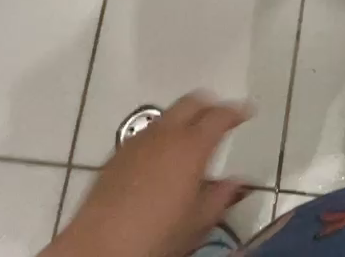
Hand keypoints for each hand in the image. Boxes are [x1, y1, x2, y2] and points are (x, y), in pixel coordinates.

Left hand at [50, 94, 251, 256]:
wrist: (97, 250)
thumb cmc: (156, 238)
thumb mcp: (197, 223)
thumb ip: (220, 197)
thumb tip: (238, 182)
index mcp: (191, 146)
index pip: (220, 115)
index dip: (236, 111)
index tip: (247, 112)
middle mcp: (165, 133)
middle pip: (192, 101)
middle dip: (210, 105)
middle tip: (221, 119)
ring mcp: (138, 141)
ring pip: (168, 115)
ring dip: (184, 119)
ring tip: (191, 141)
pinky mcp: (117, 154)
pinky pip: (147, 133)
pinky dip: (162, 135)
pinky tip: (162, 161)